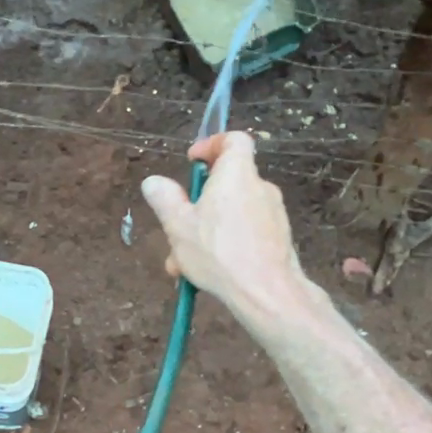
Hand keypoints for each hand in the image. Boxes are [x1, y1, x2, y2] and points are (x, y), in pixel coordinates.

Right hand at [141, 131, 312, 326]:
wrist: (266, 292)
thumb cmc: (219, 253)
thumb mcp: (179, 226)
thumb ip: (165, 200)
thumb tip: (153, 182)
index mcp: (236, 174)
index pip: (234, 139)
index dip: (212, 144)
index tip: (193, 162)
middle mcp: (259, 187)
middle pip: (227, 182)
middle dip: (198, 204)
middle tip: (177, 228)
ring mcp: (272, 213)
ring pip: (231, 213)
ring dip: (206, 231)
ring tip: (184, 263)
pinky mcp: (278, 237)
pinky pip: (245, 232)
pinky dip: (225, 244)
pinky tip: (208, 274)